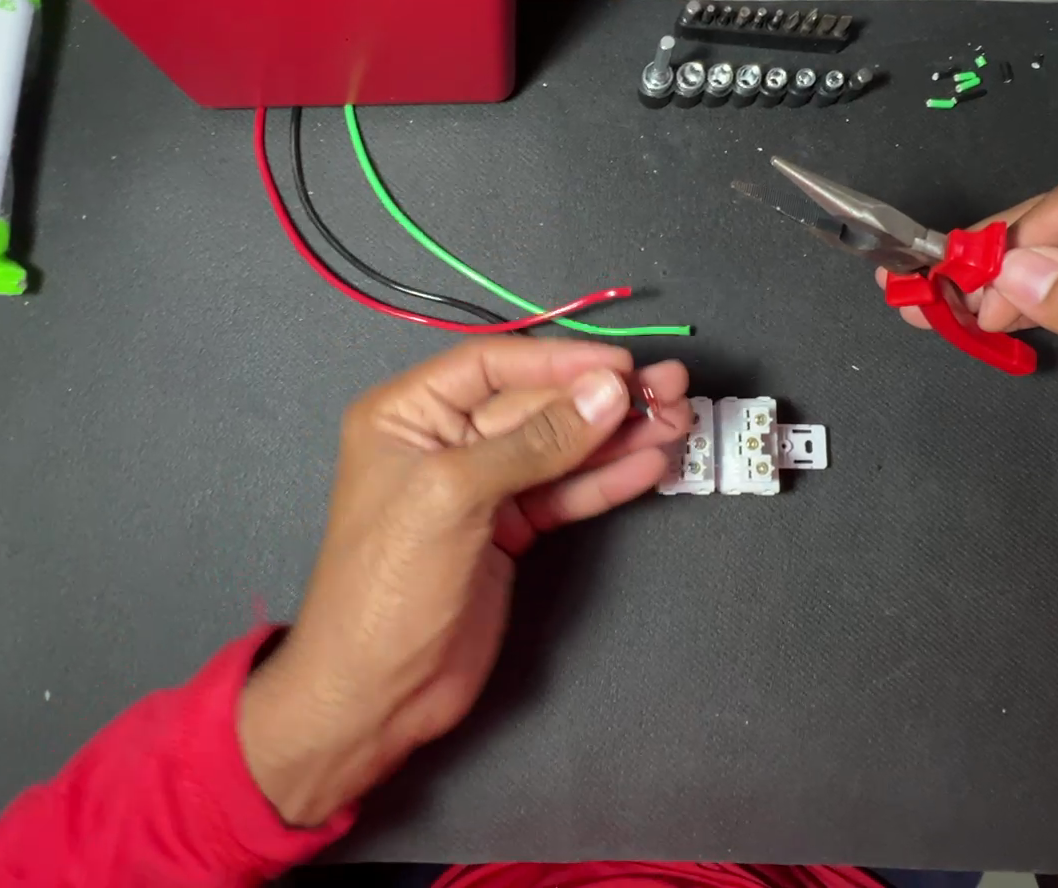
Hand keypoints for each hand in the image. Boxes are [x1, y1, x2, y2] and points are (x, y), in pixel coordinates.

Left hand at [234, 338, 690, 825]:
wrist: (378, 696)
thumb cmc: (393, 583)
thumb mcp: (456, 496)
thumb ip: (536, 441)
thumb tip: (610, 391)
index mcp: (409, 413)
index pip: (494, 365)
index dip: (561, 361)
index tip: (622, 367)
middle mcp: (447, 438)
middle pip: (537, 404)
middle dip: (603, 398)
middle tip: (673, 387)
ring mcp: (484, 486)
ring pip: (561, 447)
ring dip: (619, 435)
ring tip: (679, 419)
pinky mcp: (513, 528)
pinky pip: (566, 491)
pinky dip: (608, 479)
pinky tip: (652, 463)